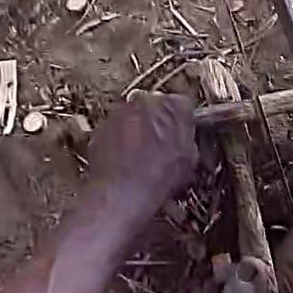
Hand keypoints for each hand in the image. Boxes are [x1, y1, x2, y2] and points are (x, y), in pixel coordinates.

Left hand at [85, 91, 197, 207]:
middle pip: (155, 106)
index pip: (182, 104)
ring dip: (137, 129)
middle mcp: (146, 101)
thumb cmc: (159, 177)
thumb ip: (188, 138)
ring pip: (133, 116)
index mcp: (173, 106)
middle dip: (157, 122)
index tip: (180, 131)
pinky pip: (115, 128)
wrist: (121, 191)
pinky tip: (123, 159)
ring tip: (140, 155)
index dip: (182, 120)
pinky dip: (118, 139)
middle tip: (160, 144)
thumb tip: (183, 137)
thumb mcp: (190, 159)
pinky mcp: (102, 125)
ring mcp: (121, 111)